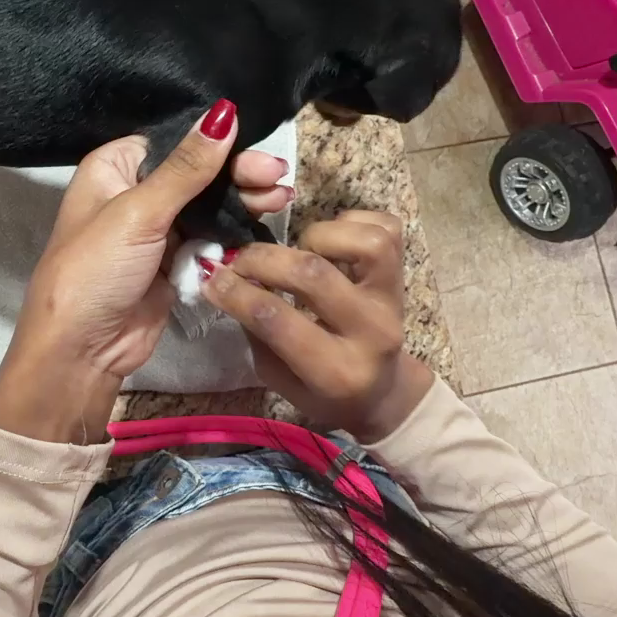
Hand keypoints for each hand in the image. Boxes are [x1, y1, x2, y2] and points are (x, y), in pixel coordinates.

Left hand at [0, 99, 286, 441]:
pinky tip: (262, 227)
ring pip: (207, 208)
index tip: (254, 144)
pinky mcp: (173, 263)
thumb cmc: (97, 269)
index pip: (173, 143)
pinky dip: (233, 235)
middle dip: (237, 175)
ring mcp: (155, 231)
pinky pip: (209, 241)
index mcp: (113, 168)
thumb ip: (187, 167)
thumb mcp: (139, 212)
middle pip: (196, 174)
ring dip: (242, 203)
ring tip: (280, 198)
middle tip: (278, 176)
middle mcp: (133, 193)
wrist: (83, 350)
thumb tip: (223, 113)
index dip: (214, 142)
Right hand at [201, 211, 434, 442]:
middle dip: (262, 259)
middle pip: (314, 274)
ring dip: (318, 237)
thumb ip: (255, 330)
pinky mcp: (404, 275)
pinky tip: (330, 242)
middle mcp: (371, 332)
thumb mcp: (277, 377)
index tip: (212, 280)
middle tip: (239, 260)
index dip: (236, 294)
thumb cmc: (322, 390)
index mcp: (335, 370)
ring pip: (366, 244)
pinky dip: (352, 224)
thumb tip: (225, 280)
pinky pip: (385, 228)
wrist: (384, 391)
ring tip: (299, 251)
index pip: (277, 320)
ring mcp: (393, 299)